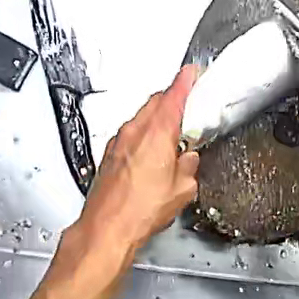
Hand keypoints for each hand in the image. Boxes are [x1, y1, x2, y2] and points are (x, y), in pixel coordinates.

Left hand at [68, 66, 200, 262]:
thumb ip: (189, 166)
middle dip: (171, 99)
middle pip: (155, 103)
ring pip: (141, 118)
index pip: (173, 95)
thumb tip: (189, 160)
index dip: (185, 81)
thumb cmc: (139, 209)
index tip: (191, 72)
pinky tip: (150, 152)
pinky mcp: (109, 154)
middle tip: (186, 103)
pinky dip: (142, 135)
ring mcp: (118, 142)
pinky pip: (130, 134)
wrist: (107, 227)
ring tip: (170, 133)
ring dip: (155, 119)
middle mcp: (134, 131)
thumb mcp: (182, 189)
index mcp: (157, 132)